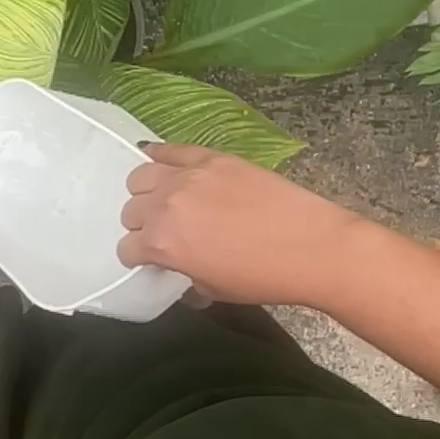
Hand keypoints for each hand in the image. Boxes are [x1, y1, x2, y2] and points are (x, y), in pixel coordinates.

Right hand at [117, 143, 364, 306]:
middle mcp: (165, 205)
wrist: (311, 246)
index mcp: (162, 243)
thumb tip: (180, 271)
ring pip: (141, 176)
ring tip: (163, 199)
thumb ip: (185, 276)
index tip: (152, 259)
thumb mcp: (213, 290)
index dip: (139, 257)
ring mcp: (187, 176)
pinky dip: (159, 155)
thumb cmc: (263, 277)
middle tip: (164, 231)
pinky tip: (159, 161)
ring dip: (146, 191)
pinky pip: (170, 149)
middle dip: (142, 225)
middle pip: (131, 211)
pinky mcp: (210, 157)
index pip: (128, 248)